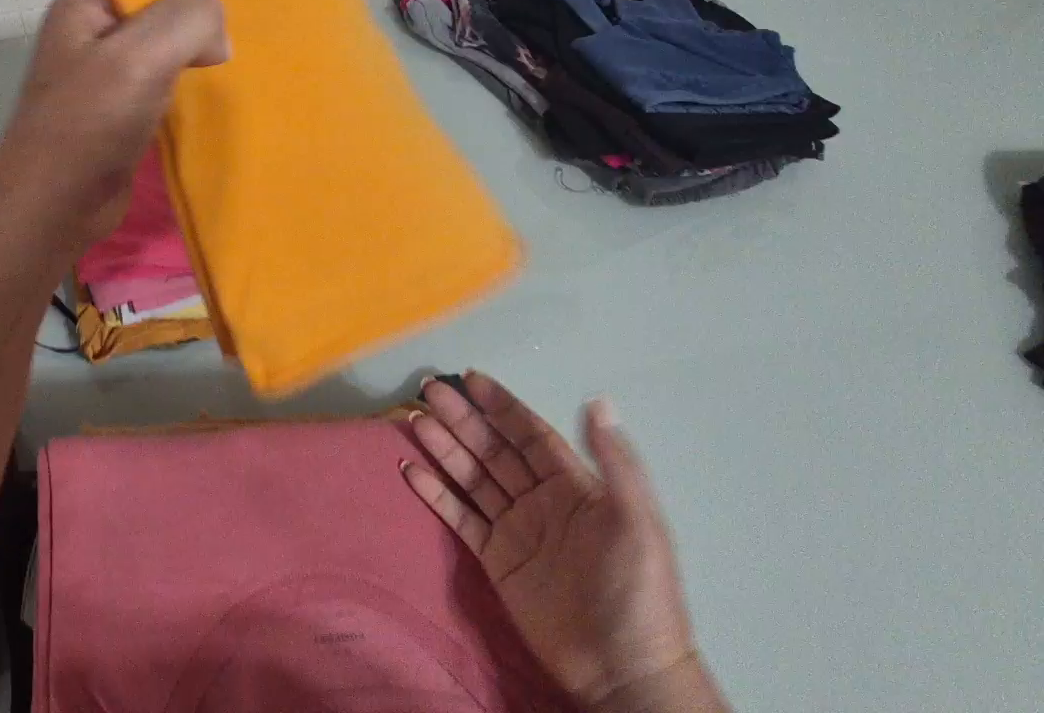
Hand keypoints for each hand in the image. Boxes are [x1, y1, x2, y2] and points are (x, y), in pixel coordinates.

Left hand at [0, 0, 226, 257]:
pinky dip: (186, 88)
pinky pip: (162, 82)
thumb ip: (187, 19)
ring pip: (165, 45)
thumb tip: (217, 35)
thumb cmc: (88, 125)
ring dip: (197, 56)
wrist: (51, 206)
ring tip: (230, 75)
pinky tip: (208, 104)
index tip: (226, 11)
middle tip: (235, 47)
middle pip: (163, 1)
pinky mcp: (117, 109)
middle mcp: (93, 27)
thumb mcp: (139, 57)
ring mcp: (103, 71)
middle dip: (201, 18)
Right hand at [401, 374, 717, 710]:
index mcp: (575, 487)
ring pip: (472, 477)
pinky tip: (411, 469)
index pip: (530, 435)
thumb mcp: (638, 523)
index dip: (502, 406)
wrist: (623, 670)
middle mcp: (541, 501)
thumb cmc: (637, 591)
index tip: (470, 378)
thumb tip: (598, 401)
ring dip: (444, 448)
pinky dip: (435, 492)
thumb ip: (615, 463)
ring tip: (415, 420)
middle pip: (494, 450)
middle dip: (463, 419)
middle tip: (428, 391)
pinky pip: (459, 517)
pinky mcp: (496, 559)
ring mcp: (516, 529)